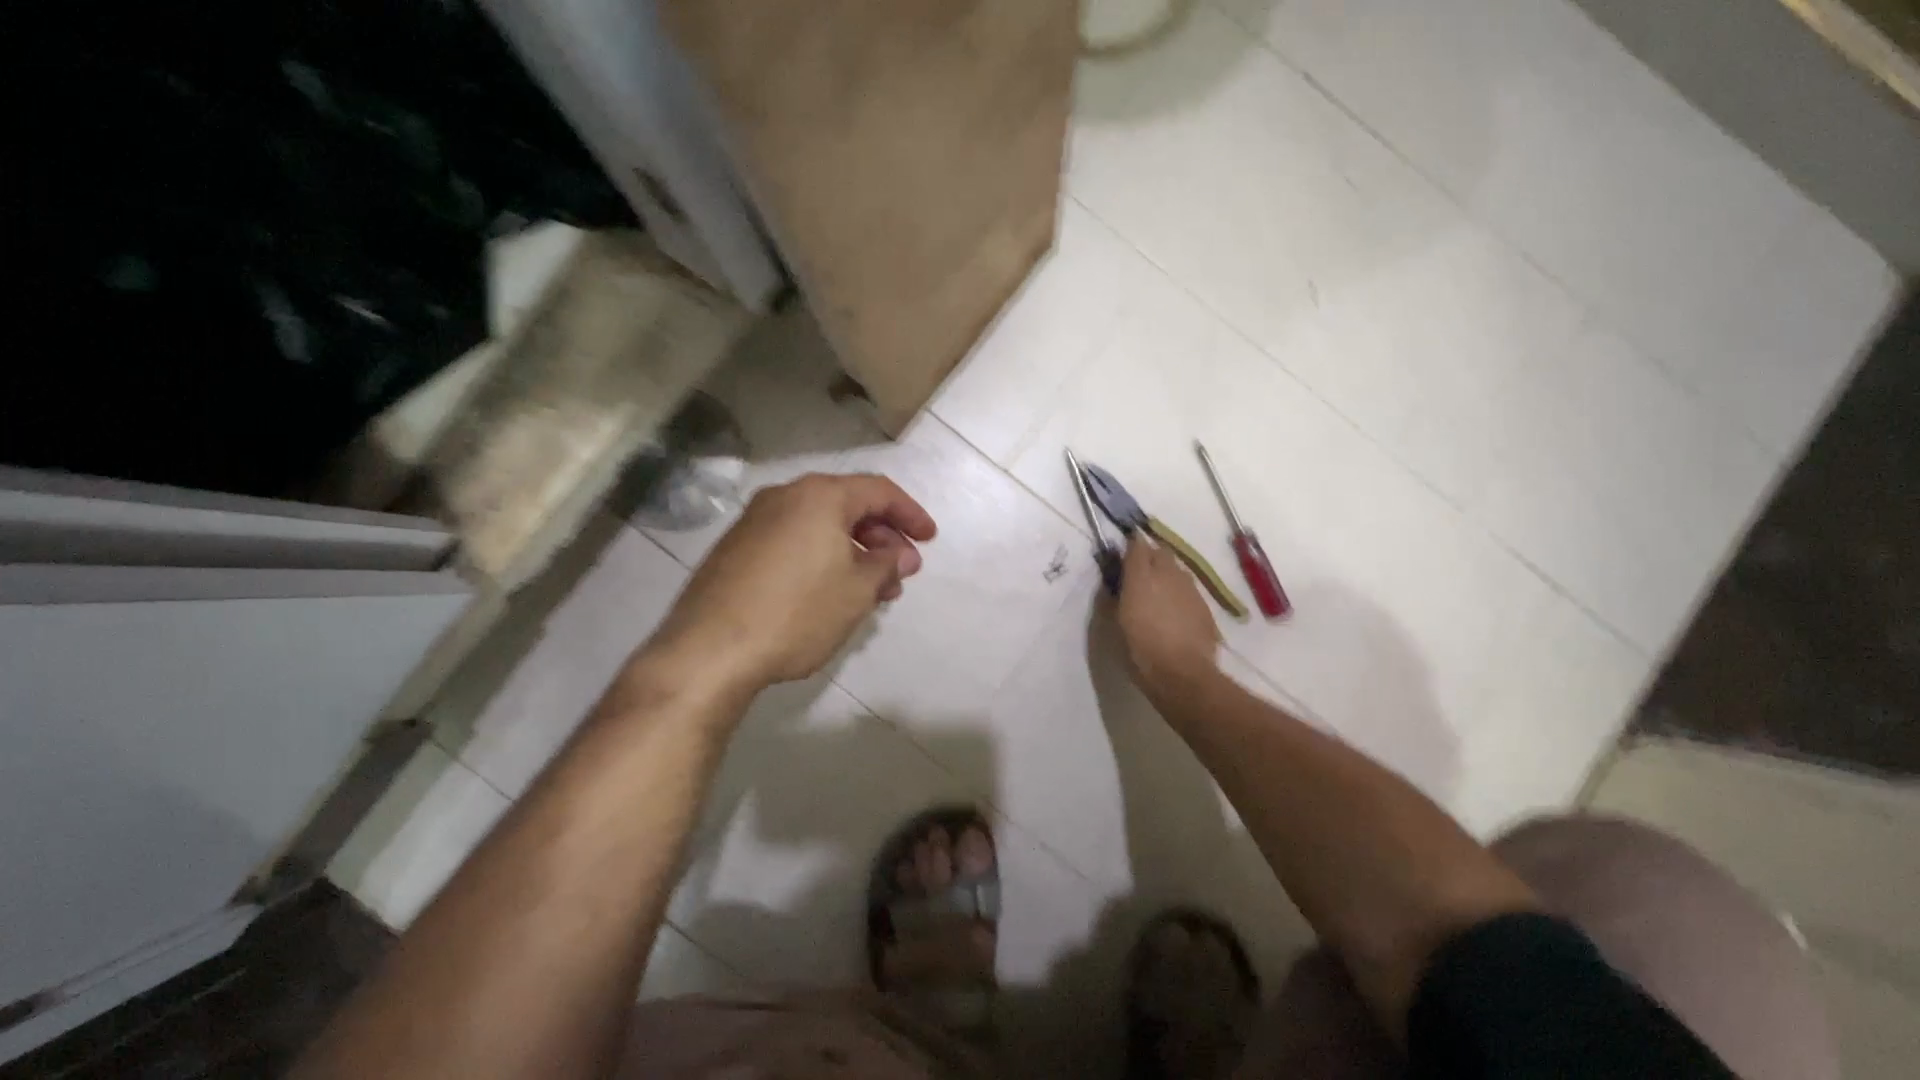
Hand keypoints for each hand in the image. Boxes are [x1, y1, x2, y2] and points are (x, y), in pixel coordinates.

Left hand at [652, 473, 937, 689]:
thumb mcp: (857, 591)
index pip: (878, 491)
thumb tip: (901, 554)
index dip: (910, 515)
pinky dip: (820, 557)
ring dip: (851, 551)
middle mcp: (784, 497)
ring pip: (818, 525)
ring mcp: (754, 522)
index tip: (930, 541)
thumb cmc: (796, 613)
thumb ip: (887, 564)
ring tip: (870, 591)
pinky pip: (792, 541)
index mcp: (819, 495)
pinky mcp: (735, 549)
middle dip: (881, 537)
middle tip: (901, 572)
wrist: (710, 650)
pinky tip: (828, 593)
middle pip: (846, 505)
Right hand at [1116, 536, 1220, 692]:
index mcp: (1141, 576)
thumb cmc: (1140, 649)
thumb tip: (1110, 585)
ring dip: (1167, 573)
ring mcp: (1190, 588)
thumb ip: (1112, 598)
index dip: (1131, 545)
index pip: (1137, 545)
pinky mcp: (1205, 604)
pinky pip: (1189, 589)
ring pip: (1177, 569)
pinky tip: (1175, 612)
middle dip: (1150, 556)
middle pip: (1160, 552)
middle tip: (1139, 572)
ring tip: (1158, 592)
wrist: (1183, 673)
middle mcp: (1168, 574)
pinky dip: (1180, 593)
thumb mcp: (1115, 625)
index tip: (1123, 552)